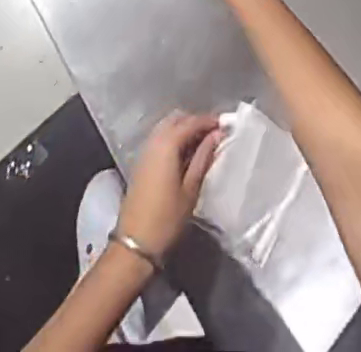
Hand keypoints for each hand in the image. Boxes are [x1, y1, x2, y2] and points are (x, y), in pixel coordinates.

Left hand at [119, 111, 223, 256]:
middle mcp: (153, 141)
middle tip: (214, 133)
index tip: (225, 124)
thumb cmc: (167, 217)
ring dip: (184, 129)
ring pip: (167, 127)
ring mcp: (145, 150)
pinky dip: (174, 138)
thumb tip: (216, 136)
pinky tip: (186, 153)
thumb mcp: (190, 189)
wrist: (135, 242)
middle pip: (176, 119)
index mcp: (166, 145)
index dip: (208, 121)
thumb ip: (203, 158)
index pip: (190, 122)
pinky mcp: (142, 161)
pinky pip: (160, 138)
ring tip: (203, 143)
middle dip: (195, 122)